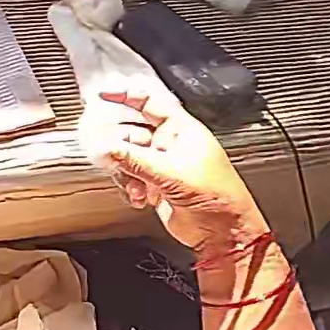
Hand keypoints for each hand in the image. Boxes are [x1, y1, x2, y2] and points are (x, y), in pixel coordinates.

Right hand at [97, 90, 268, 253]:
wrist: (225, 234)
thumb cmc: (219, 197)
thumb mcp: (172, 173)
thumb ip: (135, 160)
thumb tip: (107, 148)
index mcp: (182, 130)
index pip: (150, 102)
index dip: (126, 96)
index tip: (104, 95)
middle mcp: (171, 144)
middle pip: (133, 131)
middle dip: (119, 143)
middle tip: (107, 151)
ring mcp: (164, 165)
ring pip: (129, 157)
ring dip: (124, 170)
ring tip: (130, 182)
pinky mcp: (157, 186)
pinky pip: (132, 178)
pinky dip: (129, 186)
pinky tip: (138, 196)